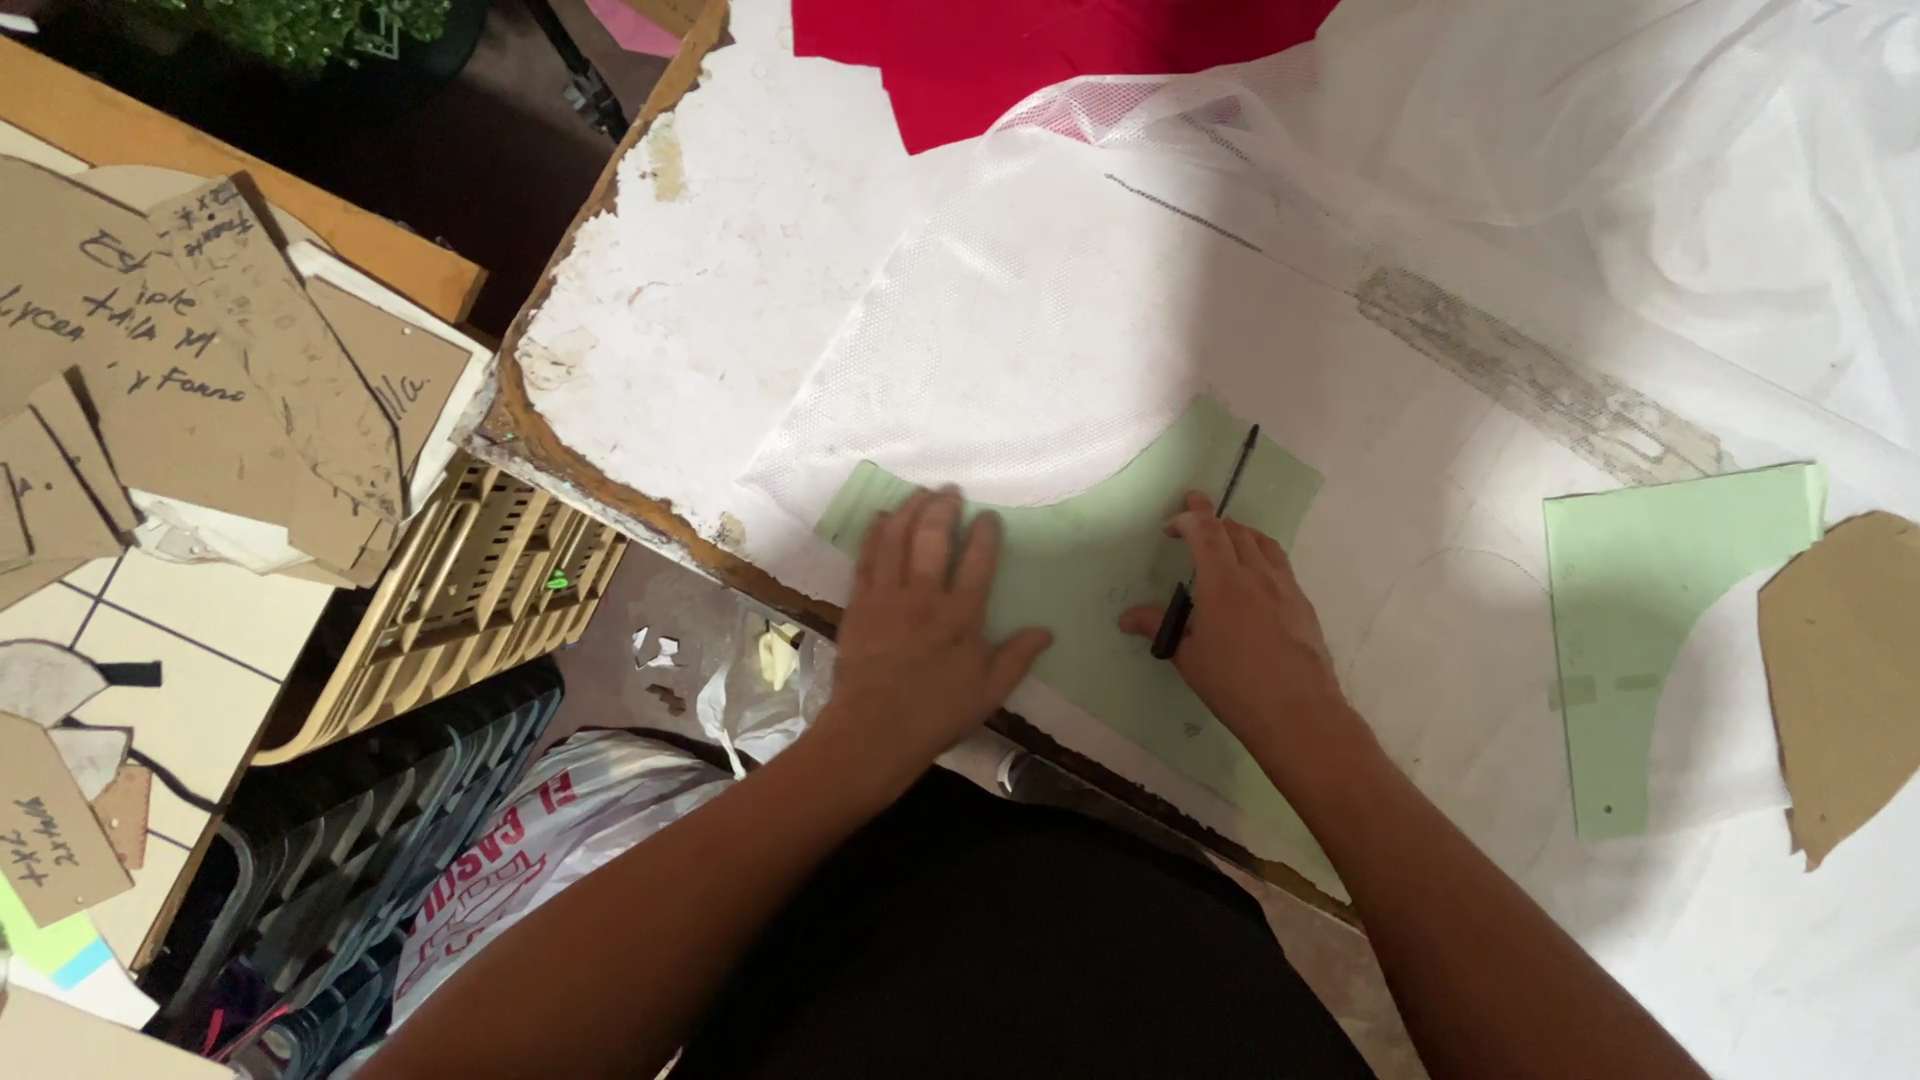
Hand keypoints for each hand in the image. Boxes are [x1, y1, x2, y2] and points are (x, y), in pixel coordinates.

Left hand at [814, 488, 1052, 791]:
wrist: (873, 731)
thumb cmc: (935, 714)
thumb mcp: (988, 693)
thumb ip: (1017, 658)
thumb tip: (1046, 631)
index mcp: (961, 617)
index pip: (979, 561)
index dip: (986, 533)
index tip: (989, 517)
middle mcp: (925, 597)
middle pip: (934, 537)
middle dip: (944, 507)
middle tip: (952, 491)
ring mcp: (888, 597)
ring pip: (897, 538)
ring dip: (910, 509)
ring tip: (921, 493)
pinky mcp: (859, 604)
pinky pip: (867, 558)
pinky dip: (875, 533)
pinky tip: (881, 518)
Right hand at [1120, 491, 1367, 764]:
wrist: (1298, 713)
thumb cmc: (1234, 684)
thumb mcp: (1188, 656)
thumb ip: (1159, 627)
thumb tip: (1126, 618)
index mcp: (1223, 582)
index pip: (1206, 532)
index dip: (1187, 518)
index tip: (1170, 524)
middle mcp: (1256, 575)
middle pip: (1234, 530)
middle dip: (1211, 517)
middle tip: (1194, 512)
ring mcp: (1285, 587)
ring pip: (1261, 542)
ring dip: (1239, 531)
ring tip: (1226, 536)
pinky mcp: (1303, 604)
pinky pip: (1279, 563)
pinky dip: (1260, 553)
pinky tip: (1254, 576)